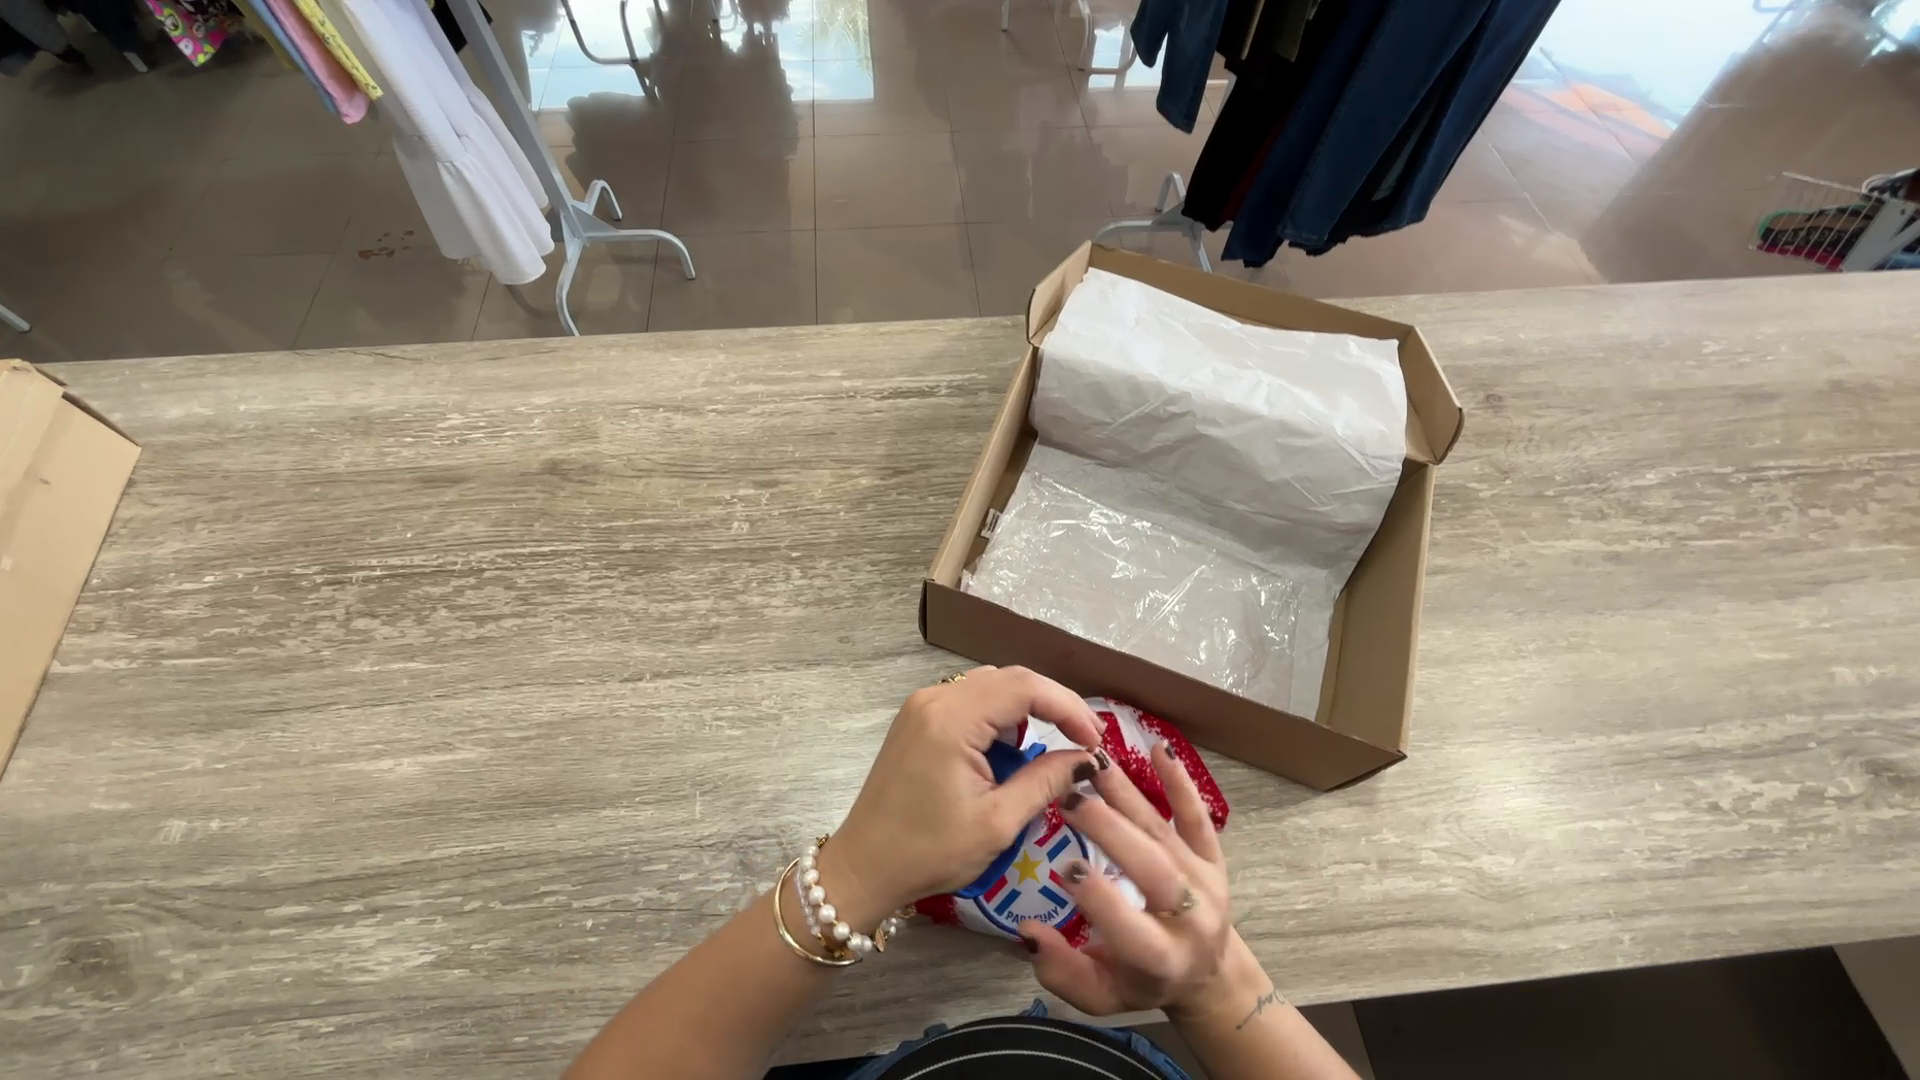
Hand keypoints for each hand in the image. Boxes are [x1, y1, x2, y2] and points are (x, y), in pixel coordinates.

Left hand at [817, 666, 1105, 931]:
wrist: (864, 867)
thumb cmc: (930, 852)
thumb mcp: (998, 823)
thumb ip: (1046, 781)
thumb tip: (1088, 759)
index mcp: (951, 720)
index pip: (1025, 686)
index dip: (1068, 707)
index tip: (1094, 740)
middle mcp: (934, 699)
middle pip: (1009, 678)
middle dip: (1051, 704)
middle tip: (1083, 740)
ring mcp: (921, 705)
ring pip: (990, 685)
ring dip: (1025, 709)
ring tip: (1054, 744)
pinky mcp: (917, 718)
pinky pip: (969, 699)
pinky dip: (998, 716)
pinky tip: (1010, 749)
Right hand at [1019, 739, 1248, 1018]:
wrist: (1208, 971)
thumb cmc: (1142, 979)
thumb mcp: (1101, 994)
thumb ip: (1063, 971)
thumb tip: (1028, 931)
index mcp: (1162, 958)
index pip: (1131, 928)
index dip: (1100, 899)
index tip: (1064, 868)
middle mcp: (1190, 917)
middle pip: (1152, 868)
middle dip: (1111, 831)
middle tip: (1069, 798)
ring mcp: (1205, 880)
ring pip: (1163, 832)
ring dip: (1127, 794)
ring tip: (1094, 762)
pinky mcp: (1212, 854)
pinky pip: (1197, 815)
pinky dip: (1179, 781)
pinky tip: (1158, 749)